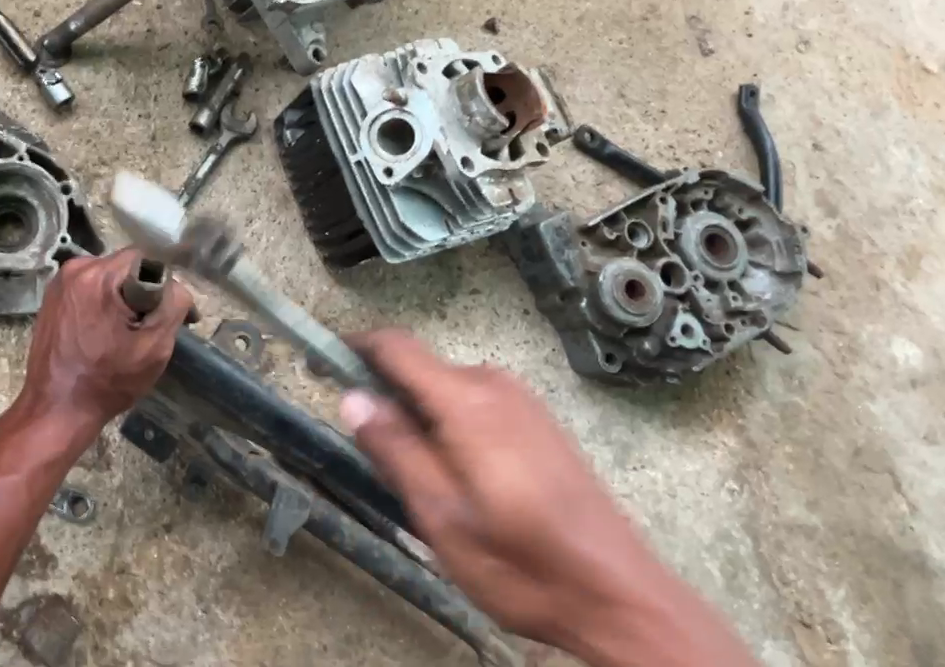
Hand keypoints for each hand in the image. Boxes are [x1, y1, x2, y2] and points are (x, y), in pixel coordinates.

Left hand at [17, 250, 192, 431]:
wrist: (57, 409)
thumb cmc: (108, 380)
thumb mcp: (154, 345)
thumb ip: (173, 305)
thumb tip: (177, 288)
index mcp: (97, 275)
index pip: (145, 259)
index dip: (163, 284)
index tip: (168, 314)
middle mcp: (74, 269)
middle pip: (123, 266)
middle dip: (141, 291)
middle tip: (148, 326)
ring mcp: (58, 283)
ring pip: (107, 277)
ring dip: (121, 297)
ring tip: (125, 332)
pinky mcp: (51, 299)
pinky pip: (88, 290)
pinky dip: (102, 304)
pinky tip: (104, 332)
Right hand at [341, 331, 757, 666]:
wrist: (622, 598)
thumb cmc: (526, 566)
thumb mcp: (442, 517)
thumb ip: (395, 449)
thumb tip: (353, 398)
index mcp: (468, 402)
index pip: (395, 345)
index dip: (353, 347)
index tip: (322, 366)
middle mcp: (496, 386)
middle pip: (419, 369)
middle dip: (387, 398)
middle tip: (374, 454)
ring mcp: (522, 401)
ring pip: (446, 389)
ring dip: (420, 416)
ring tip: (421, 480)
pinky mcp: (539, 421)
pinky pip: (475, 403)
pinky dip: (450, 424)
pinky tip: (461, 480)